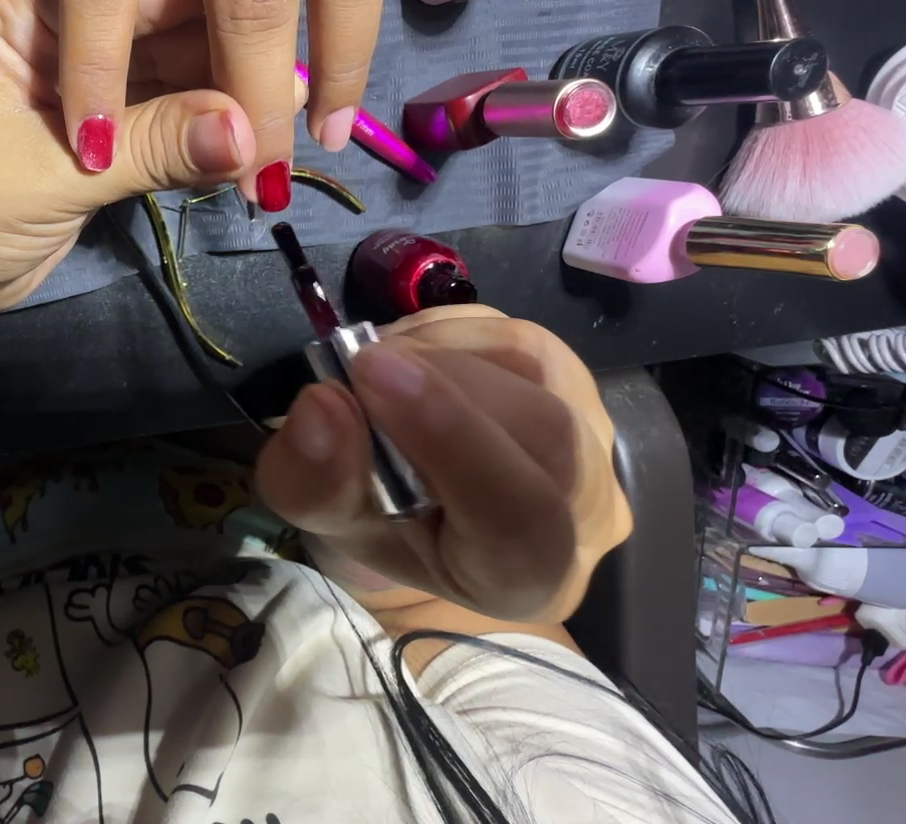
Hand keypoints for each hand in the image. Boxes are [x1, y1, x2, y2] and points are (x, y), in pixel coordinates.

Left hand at [0, 0, 309, 320]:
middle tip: (311, 63)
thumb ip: (153, 147)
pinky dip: (202, 135)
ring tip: (298, 109)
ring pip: (170, 76)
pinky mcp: (98, 133)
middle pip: (161, 26)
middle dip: (230, 52)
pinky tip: (254, 138)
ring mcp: (81, 83)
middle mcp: (58, 29)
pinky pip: (162, 121)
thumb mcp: (51, 173)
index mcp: (22, 6)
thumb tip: (253, 132)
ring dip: (225, 98)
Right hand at [254, 306, 631, 622]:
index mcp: (520, 573)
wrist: (415, 507)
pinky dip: (446, 332)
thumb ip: (315, 479)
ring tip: (375, 371)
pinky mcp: (572, 380)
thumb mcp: (320, 517)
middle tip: (353, 368)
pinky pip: (516, 336)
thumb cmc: (374, 521)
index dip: (451, 435)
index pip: (519, 512)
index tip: (371, 371)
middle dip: (434, 381)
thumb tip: (321, 402)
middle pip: (534, 425)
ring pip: (531, 368)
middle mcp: (581, 510)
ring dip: (434, 353)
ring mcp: (590, 437)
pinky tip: (408, 356)